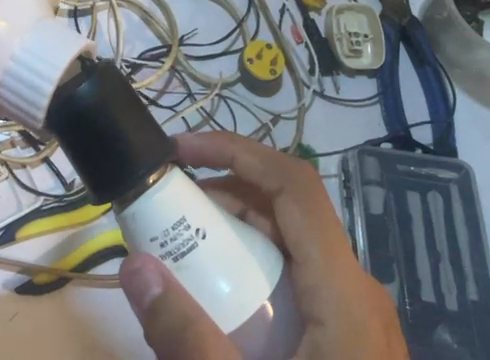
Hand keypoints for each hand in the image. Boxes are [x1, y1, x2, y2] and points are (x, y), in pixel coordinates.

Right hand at [120, 132, 405, 359]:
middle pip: (287, 210)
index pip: (294, 185)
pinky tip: (215, 300)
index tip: (179, 152)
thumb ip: (187, 337)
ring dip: (232, 229)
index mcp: (343, 292)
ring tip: (179, 245)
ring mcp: (356, 316)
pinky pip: (296, 278)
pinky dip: (250, 267)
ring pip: (290, 243)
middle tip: (164, 202)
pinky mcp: (347, 339)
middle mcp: (356, 290)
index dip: (236, 151)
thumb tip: (133, 267)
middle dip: (221, 191)